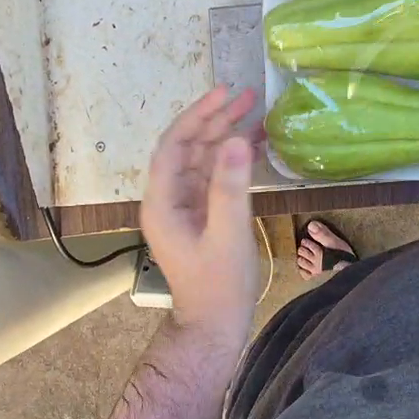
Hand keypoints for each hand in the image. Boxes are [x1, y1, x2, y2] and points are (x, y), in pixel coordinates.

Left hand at [141, 86, 262, 340]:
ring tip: (255, 113)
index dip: (197, 115)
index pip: (174, 145)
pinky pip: (215, 177)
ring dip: (226, 136)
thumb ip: (231, 187)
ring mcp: (185, 207)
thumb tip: (238, 141)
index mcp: (162, 202)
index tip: (224, 93)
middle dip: (216, 120)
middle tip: (247, 96)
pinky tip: (256, 147)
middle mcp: (168, 199)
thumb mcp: (228, 234)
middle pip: (188, 147)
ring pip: (203, 159)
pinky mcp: (202, 215)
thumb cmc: (218, 285)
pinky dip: (233, 160)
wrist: (215, 325)